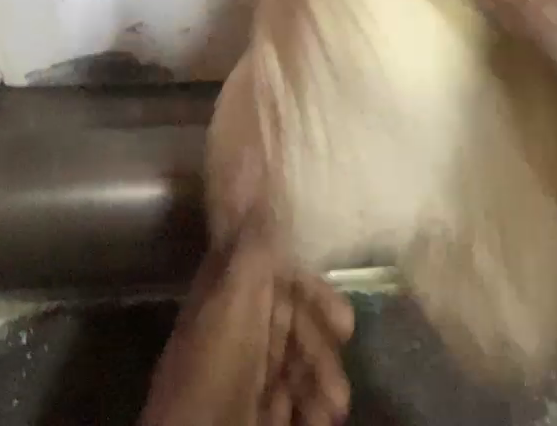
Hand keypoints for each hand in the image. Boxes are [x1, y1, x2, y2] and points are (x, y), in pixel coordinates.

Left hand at [139, 217, 353, 425]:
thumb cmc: (212, 372)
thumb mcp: (233, 301)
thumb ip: (252, 241)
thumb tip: (251, 158)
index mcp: (230, 293)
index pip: (281, 277)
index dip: (314, 294)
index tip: (344, 321)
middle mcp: (238, 326)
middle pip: (297, 325)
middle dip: (323, 352)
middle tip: (338, 389)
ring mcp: (246, 370)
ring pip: (299, 364)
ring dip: (321, 386)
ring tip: (329, 414)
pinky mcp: (253, 406)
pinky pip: (293, 398)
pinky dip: (310, 409)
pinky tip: (316, 421)